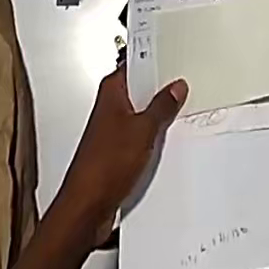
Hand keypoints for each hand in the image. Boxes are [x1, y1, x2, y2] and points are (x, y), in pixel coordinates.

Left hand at [52, 65, 186, 242]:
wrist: (87, 208)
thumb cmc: (103, 166)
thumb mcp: (144, 130)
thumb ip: (162, 106)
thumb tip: (175, 88)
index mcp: (112, 90)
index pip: (136, 63)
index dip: (156, 60)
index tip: (175, 60)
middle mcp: (110, 106)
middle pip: (140, 89)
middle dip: (160, 90)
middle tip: (182, 89)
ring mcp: (113, 127)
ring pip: (141, 113)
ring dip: (157, 116)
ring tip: (176, 115)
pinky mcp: (116, 149)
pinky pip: (139, 134)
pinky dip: (152, 135)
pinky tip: (164, 140)